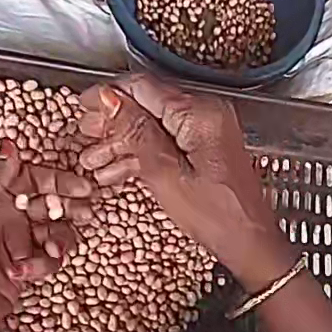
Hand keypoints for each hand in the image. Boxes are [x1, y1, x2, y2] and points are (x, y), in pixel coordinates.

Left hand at [0, 144, 89, 331]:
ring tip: (54, 249)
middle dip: (67, 209)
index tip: (79, 186)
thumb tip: (9, 145)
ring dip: (59, 239)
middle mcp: (4, 219)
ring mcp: (15, 246)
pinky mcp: (23, 271)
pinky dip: (43, 265)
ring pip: (54, 233)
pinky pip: (48, 261)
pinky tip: (27, 270)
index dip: (56, 181)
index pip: (30, 180)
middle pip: (47, 205)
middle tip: (82, 213)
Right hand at [73, 74, 294, 286]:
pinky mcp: (208, 151)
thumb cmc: (216, 217)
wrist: (250, 244)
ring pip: (155, 127)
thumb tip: (108, 98)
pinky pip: (169, 143)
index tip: (81, 109)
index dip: (108, 97)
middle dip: (113, 123)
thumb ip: (136, 132)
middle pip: (148, 106)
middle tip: (85, 138)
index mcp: (199, 113)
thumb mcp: (166, 175)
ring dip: (123, 143)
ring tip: (94, 162)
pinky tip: (117, 172)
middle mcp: (207, 114)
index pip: (143, 88)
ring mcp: (208, 132)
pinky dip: (144, 155)